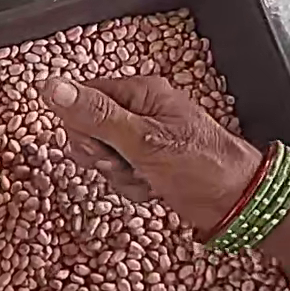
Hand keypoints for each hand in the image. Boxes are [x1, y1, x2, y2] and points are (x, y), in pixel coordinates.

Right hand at [40, 77, 262, 234]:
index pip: (84, 98)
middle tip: (125, 164)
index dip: (82, 127)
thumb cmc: (199, 165)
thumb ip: (94, 115)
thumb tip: (51, 87)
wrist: (238, 202)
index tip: (99, 147)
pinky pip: (120, 172)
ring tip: (145, 178)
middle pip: (90, 129)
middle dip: (102, 155)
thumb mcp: (141, 140)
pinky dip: (131, 185)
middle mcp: (141, 110)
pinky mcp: (149, 162)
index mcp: (140, 92)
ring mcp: (145, 138)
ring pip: (104, 155)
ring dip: (118, 174)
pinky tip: (152, 188)